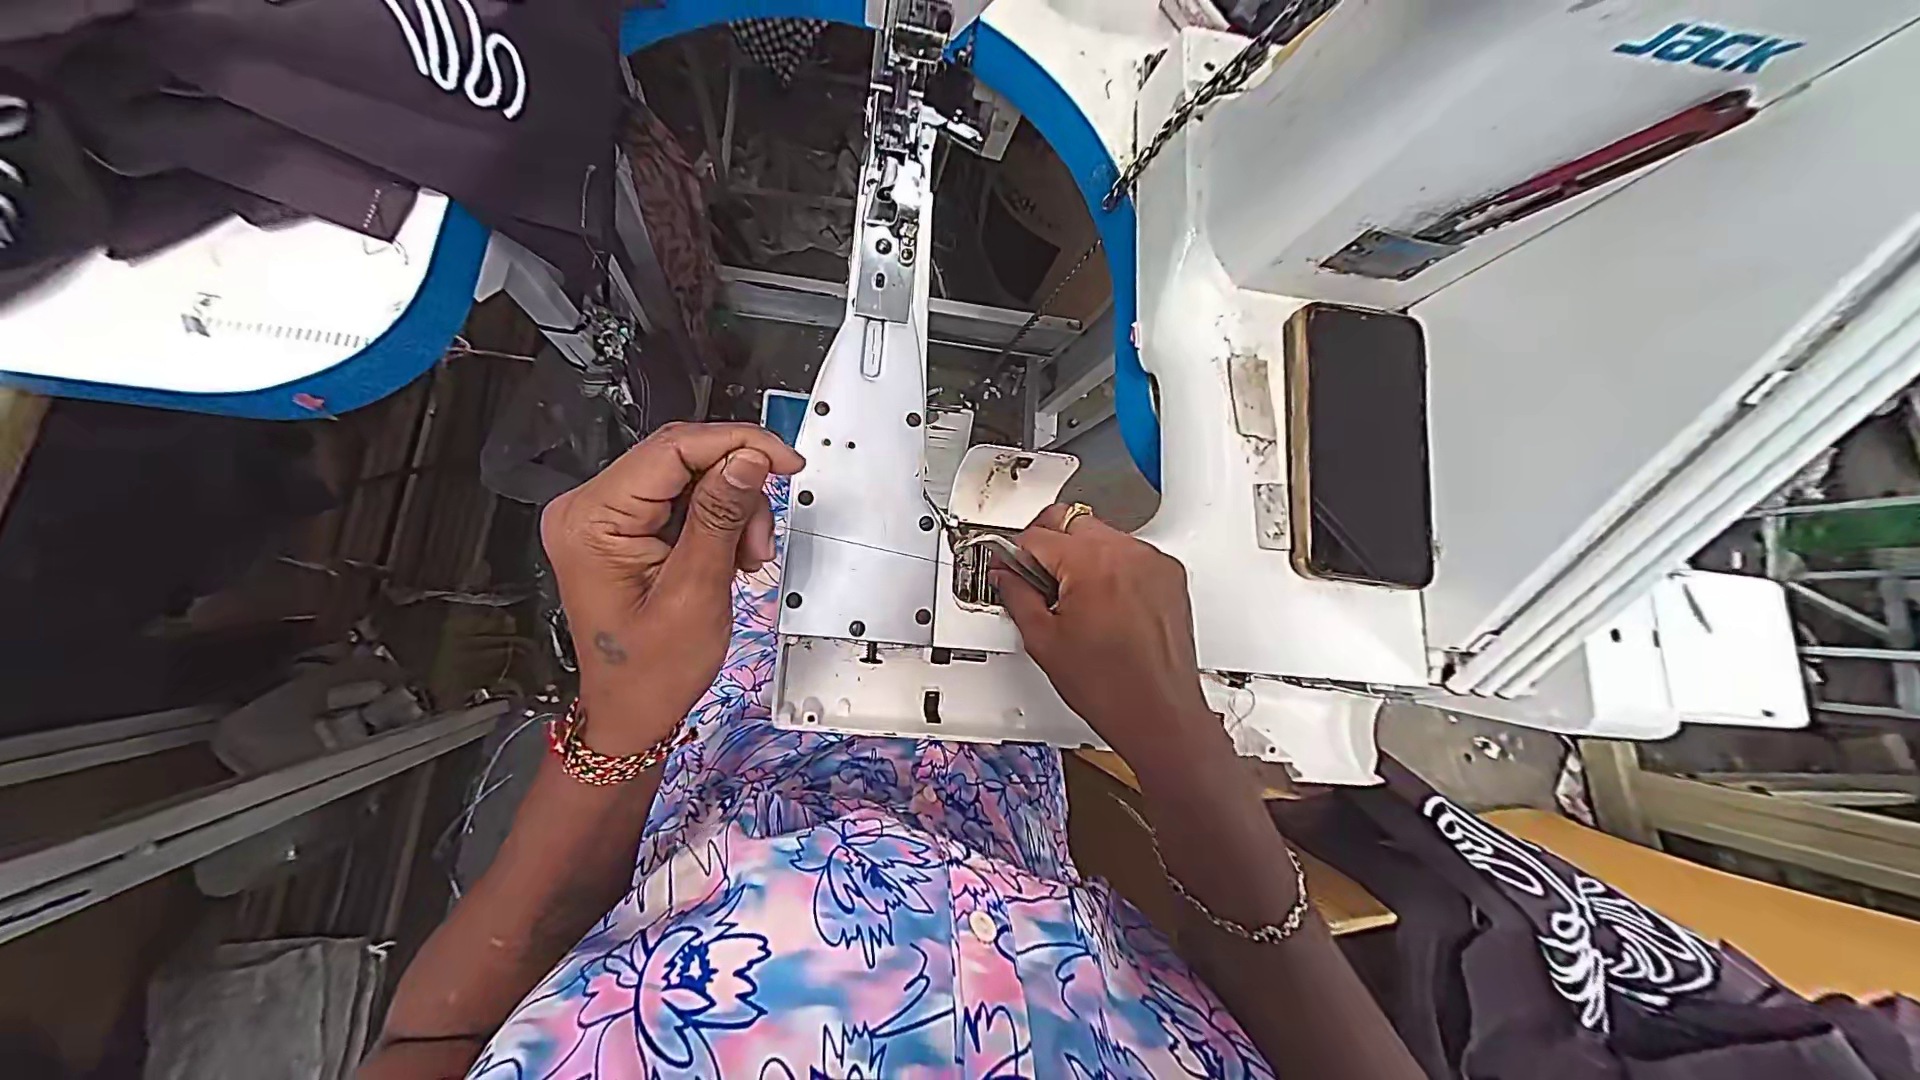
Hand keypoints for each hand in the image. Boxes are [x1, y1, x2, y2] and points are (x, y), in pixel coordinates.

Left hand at [540, 423, 805, 753]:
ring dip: (736, 511)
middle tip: (760, 533)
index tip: (783, 459)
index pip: (672, 449)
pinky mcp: (631, 528)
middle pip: (684, 458)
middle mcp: (592, 508)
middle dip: (738, 489)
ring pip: (695, 478)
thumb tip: (748, 460)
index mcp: (592, 520)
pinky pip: (690, 500)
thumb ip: (721, 517)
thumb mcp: (696, 592)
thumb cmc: (652, 669)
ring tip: (746, 557)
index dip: (737, 444)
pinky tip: (731, 554)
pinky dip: (724, 522)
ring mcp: (611, 517)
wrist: (635, 708)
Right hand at [993, 505, 1223, 773]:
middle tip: (1031, 570)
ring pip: (1101, 532)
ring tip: (1068, 591)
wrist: (1158, 714)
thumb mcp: (1043, 639)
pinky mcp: (1169, 575)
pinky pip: (1130, 551)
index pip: (1038, 535)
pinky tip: (1099, 597)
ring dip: (1078, 550)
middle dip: (1045, 540)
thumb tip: (1006, 575)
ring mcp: (1153, 562)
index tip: (1008, 563)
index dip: (1014, 550)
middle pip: (1071, 520)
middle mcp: (1127, 554)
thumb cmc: (1110, 687)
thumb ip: (1017, 595)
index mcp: (1092, 564)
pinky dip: (1110, 564)